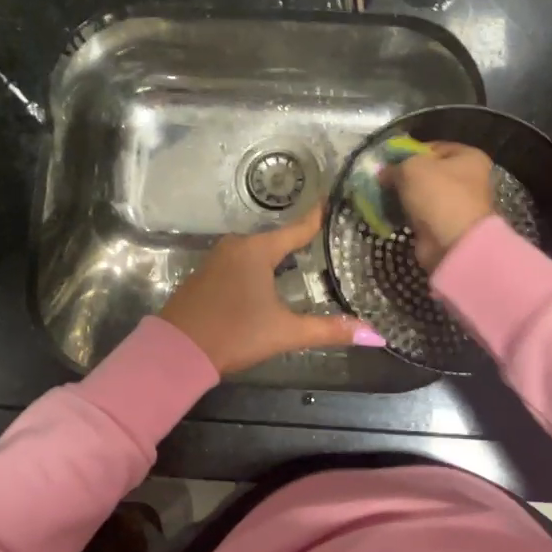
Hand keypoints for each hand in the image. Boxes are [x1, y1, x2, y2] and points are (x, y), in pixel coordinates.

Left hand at [159, 205, 362, 373]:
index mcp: (256, 250)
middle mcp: (235, 247)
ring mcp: (216, 261)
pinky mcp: (203, 277)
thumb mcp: (285, 332)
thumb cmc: (234, 334)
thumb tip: (375, 335)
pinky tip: (267, 284)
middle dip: (298, 243)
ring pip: (255, 253)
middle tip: (326, 242)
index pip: (296, 228)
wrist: (175, 352)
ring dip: (275, 259)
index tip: (331, 200)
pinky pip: (238, 265)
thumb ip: (329, 330)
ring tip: (302, 262)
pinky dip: (256, 270)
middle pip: (275, 240)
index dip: (316, 217)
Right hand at [390, 142, 496, 269]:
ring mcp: (458, 204)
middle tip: (383, 180)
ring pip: (422, 194)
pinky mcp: (445, 225)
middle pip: (428, 172)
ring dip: (403, 196)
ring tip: (382, 197)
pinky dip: (406, 214)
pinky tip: (389, 214)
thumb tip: (384, 173)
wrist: (452, 243)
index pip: (433, 147)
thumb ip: (395, 166)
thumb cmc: (438, 195)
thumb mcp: (411, 168)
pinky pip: (420, 214)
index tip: (389, 161)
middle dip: (403, 176)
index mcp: (469, 157)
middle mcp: (468, 178)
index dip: (409, 151)